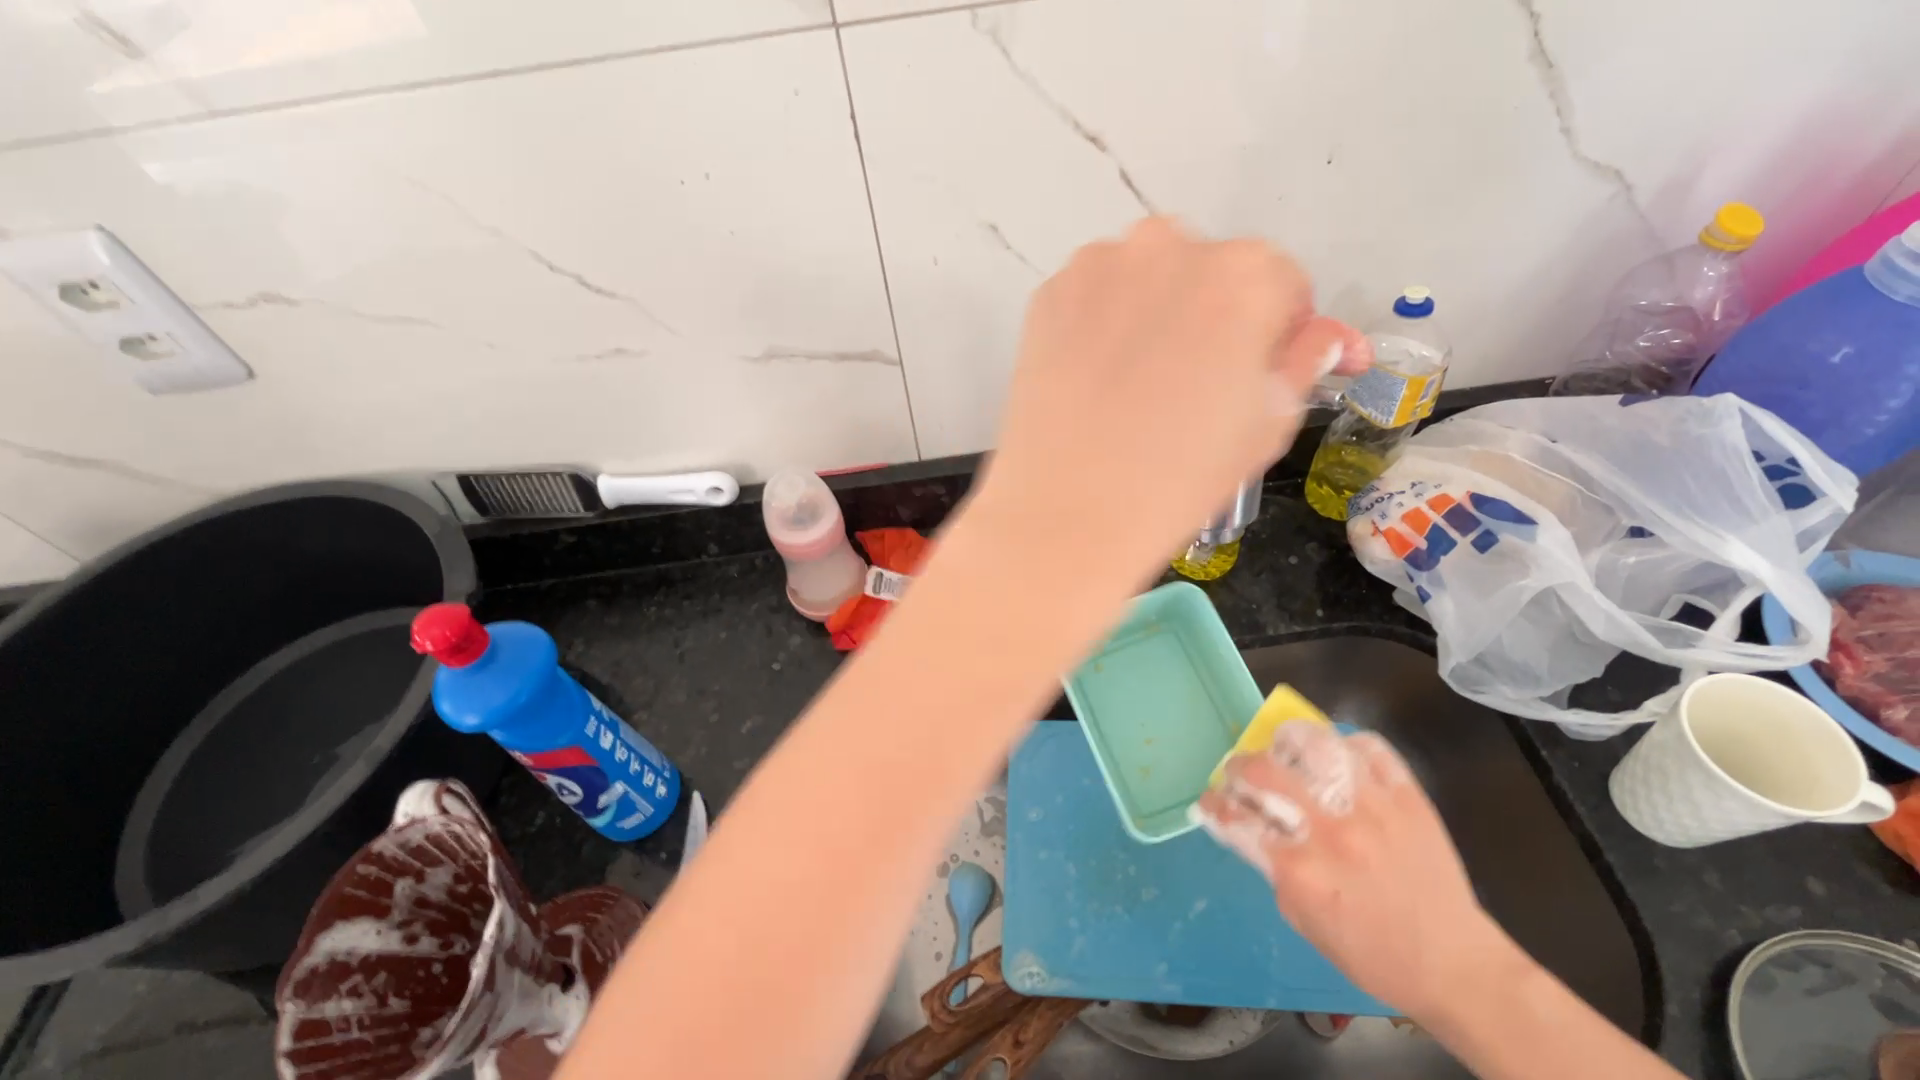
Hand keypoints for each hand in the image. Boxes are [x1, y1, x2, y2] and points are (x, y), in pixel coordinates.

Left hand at [966, 217, 1368, 586]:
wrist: (1070, 507)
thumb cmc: (1184, 473)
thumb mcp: (1271, 421)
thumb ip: (1303, 361)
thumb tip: (1321, 336)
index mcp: (1245, 273)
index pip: (1284, 283)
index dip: (1279, 330)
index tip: (1259, 371)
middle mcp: (1171, 246)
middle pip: (1214, 270)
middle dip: (1218, 313)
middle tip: (1198, 381)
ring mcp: (1100, 265)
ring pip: (1150, 275)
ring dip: (1159, 310)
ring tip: (1143, 380)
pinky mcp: (1049, 293)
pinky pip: (1096, 295)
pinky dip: (1105, 322)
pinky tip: (1098, 376)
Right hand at [1189, 723, 1514, 1018]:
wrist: (1451, 963)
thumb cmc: (1370, 953)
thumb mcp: (1302, 918)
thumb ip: (1274, 868)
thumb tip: (1254, 829)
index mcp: (1299, 870)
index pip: (1237, 818)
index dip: (1214, 804)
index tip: (1210, 800)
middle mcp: (1331, 831)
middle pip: (1267, 773)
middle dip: (1240, 767)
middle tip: (1239, 772)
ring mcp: (1373, 809)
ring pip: (1319, 746)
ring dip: (1290, 740)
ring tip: (1285, 745)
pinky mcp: (1408, 799)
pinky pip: (1374, 750)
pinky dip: (1349, 744)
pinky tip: (1339, 755)